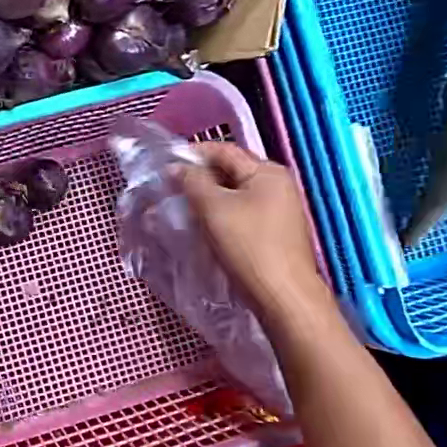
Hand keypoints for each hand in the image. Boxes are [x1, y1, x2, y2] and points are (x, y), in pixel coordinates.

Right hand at [176, 142, 329, 319]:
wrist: (281, 295)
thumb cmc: (248, 245)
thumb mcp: (213, 208)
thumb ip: (193, 181)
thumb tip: (176, 167)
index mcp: (267, 172)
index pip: (224, 151)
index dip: (193, 154)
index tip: (164, 166)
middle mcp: (277, 185)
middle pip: (229, 172)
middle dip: (198, 178)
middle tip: (169, 189)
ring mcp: (277, 209)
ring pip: (233, 194)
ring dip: (206, 198)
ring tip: (181, 208)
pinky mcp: (273, 231)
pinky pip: (239, 213)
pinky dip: (219, 214)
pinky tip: (202, 227)